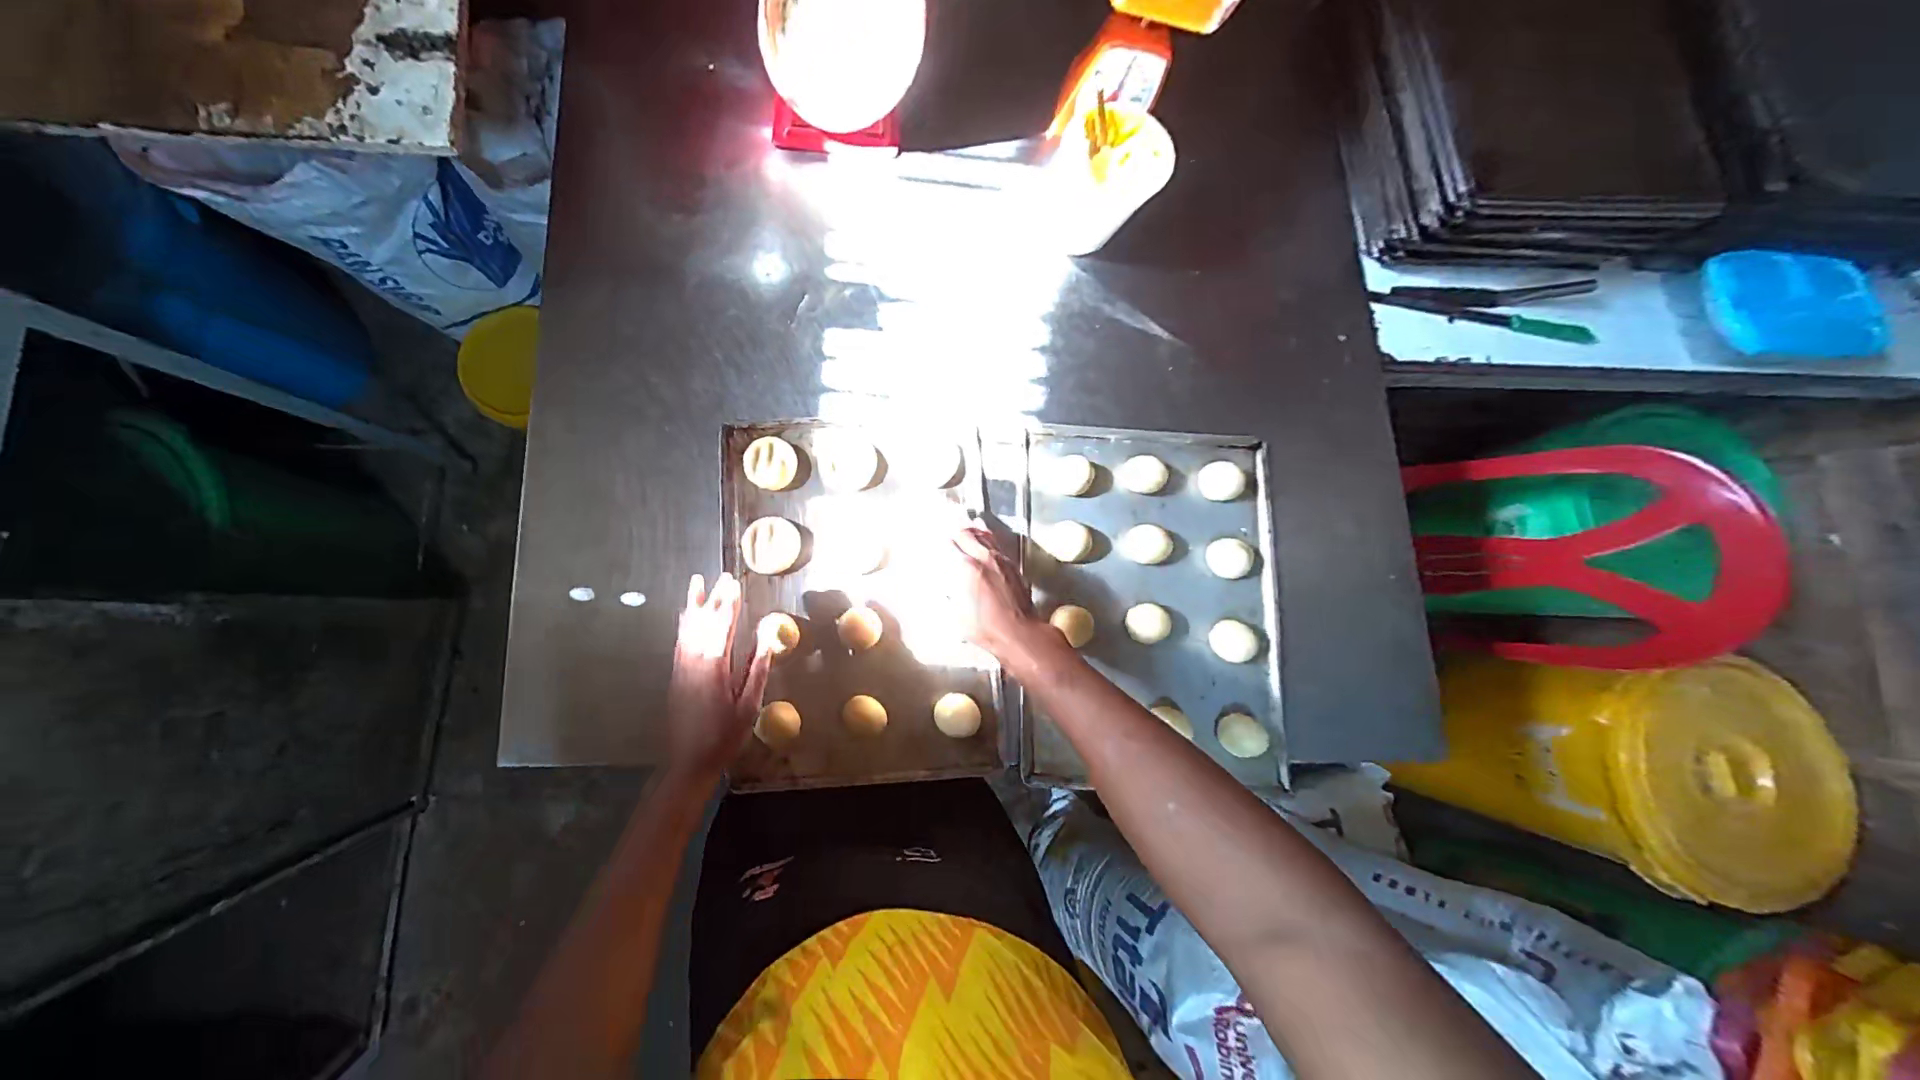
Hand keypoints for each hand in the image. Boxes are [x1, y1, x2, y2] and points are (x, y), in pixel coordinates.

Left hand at [664, 573, 771, 778]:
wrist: (689, 760)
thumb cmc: (725, 736)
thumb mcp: (749, 705)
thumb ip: (757, 670)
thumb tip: (766, 640)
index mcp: (716, 668)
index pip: (724, 627)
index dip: (729, 604)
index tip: (734, 584)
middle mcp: (695, 662)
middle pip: (705, 623)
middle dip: (714, 598)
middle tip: (722, 577)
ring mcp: (682, 668)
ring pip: (688, 629)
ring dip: (694, 605)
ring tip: (697, 584)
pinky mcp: (677, 675)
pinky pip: (680, 641)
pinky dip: (684, 624)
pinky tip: (686, 615)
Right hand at [941, 524, 1044, 660]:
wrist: (1018, 631)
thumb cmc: (986, 627)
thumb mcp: (957, 612)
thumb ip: (951, 591)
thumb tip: (948, 581)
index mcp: (966, 568)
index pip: (950, 546)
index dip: (942, 545)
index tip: (937, 545)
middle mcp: (984, 558)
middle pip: (967, 534)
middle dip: (956, 533)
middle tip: (949, 533)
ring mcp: (1000, 560)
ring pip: (984, 536)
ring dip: (973, 531)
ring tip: (967, 526)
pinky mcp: (1012, 566)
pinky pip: (996, 545)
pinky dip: (987, 539)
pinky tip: (986, 540)